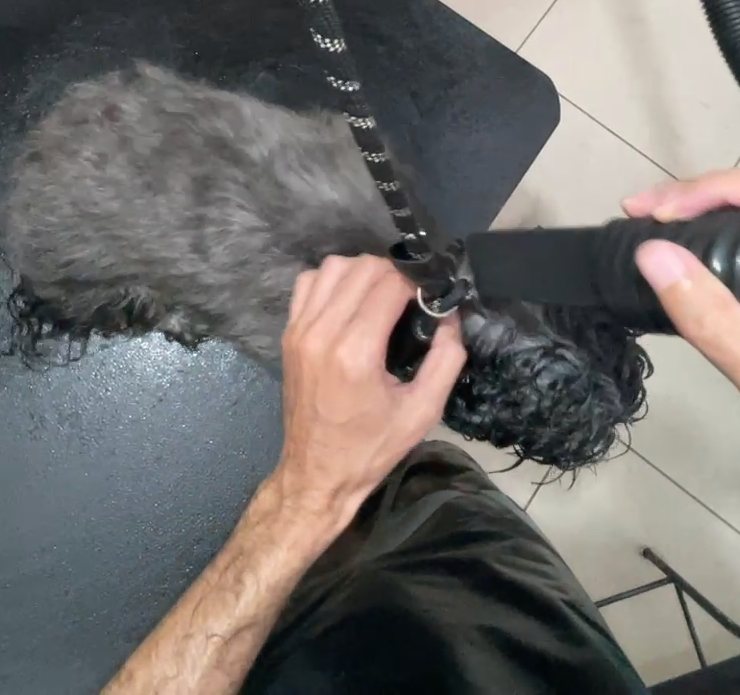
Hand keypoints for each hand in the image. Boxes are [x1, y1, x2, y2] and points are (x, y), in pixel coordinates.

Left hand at [268, 255, 465, 534]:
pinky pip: (309, 282)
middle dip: (394, 273)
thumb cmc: (371, 448)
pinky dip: (333, 280)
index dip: (417, 282)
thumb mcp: (422, 411)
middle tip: (411, 296)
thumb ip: (446, 359)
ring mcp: (300, 330)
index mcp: (356, 353)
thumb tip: (450, 316)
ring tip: (382, 294)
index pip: (389, 284)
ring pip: (334, 266)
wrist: (317, 474)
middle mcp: (322, 332)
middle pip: (363, 268)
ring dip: (363, 271)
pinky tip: (350, 300)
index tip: (431, 296)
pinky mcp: (289, 333)